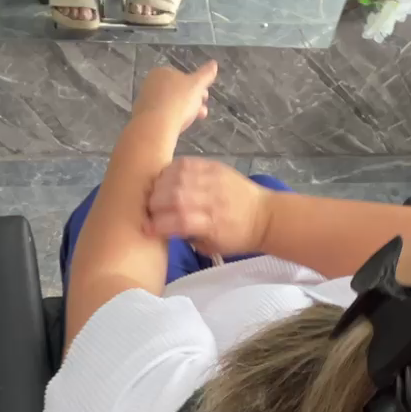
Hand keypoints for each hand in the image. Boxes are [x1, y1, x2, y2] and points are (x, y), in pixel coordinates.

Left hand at [133, 61, 217, 137]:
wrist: (156, 127)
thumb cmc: (178, 101)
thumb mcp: (197, 85)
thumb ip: (206, 74)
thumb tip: (214, 64)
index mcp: (162, 72)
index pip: (181, 77)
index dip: (195, 87)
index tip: (205, 97)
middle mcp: (151, 84)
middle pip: (175, 92)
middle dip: (191, 100)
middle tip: (203, 110)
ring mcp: (146, 102)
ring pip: (169, 105)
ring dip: (184, 111)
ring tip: (195, 121)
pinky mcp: (144, 119)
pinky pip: (162, 117)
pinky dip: (172, 120)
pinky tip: (179, 127)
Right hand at [146, 157, 274, 256]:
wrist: (263, 216)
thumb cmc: (237, 238)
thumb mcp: (212, 247)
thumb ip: (188, 236)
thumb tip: (166, 226)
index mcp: (211, 225)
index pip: (178, 222)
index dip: (158, 225)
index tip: (147, 229)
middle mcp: (211, 200)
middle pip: (174, 197)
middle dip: (155, 204)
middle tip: (149, 210)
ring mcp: (212, 180)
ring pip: (177, 177)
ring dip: (159, 186)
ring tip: (155, 194)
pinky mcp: (214, 166)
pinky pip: (185, 163)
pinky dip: (170, 171)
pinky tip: (166, 180)